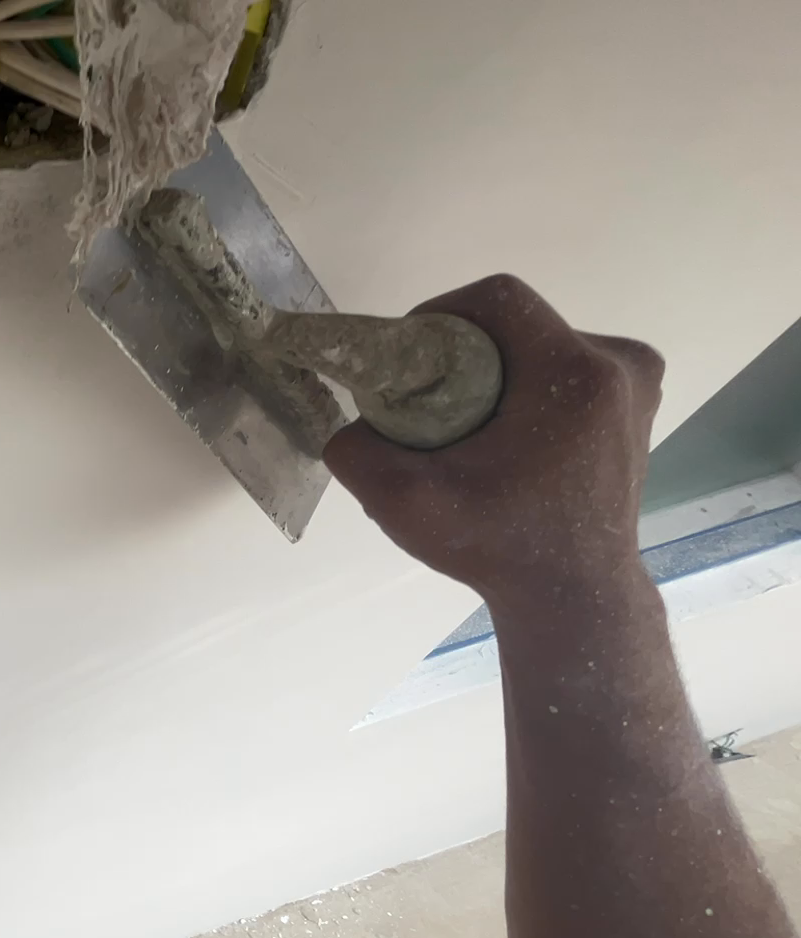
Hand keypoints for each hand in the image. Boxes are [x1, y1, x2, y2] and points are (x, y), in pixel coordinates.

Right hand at [324, 275, 664, 604]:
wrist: (569, 591)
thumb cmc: (492, 543)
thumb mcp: (397, 501)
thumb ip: (352, 450)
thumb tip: (357, 423)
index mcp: (572, 374)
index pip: (495, 299)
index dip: (434, 314)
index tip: (402, 360)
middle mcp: (618, 363)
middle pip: (512, 323)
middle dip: (452, 351)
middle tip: (415, 403)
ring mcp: (633, 383)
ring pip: (531, 345)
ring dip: (480, 371)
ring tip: (450, 426)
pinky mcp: (629, 404)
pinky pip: (555, 369)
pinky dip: (510, 388)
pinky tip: (488, 436)